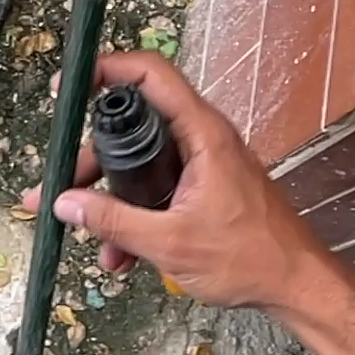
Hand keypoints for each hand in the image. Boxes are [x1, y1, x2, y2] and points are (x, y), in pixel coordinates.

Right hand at [21, 52, 334, 309]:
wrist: (295, 285)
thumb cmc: (251, 258)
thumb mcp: (170, 243)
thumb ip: (113, 221)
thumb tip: (65, 203)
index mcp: (201, 135)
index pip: (150, 74)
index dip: (106, 70)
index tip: (68, 86)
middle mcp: (200, 140)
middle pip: (131, 129)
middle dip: (90, 162)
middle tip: (60, 187)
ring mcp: (200, 165)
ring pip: (138, 167)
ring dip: (110, 202)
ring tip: (90, 237)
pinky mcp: (200, 190)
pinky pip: (154, 193)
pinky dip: (134, 218)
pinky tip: (122, 255)